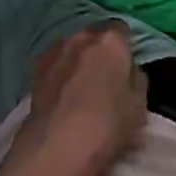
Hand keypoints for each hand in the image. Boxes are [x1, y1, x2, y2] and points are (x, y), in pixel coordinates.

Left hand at [15, 21, 148, 175]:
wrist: (55, 145)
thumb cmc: (106, 126)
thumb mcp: (139, 107)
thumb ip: (136, 79)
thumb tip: (129, 70)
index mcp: (111, 43)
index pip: (122, 30)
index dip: (124, 46)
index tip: (126, 65)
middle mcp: (82, 38)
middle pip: (95, 36)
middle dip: (100, 49)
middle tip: (104, 76)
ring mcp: (56, 50)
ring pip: (72, 47)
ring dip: (78, 59)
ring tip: (80, 85)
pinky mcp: (36, 68)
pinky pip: (55, 62)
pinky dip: (60, 70)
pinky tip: (62, 91)